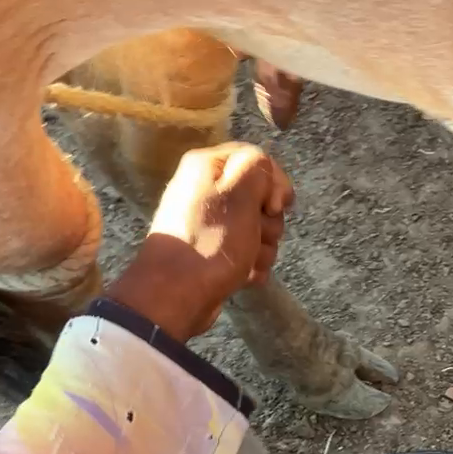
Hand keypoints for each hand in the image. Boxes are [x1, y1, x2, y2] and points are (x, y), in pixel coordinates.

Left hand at [104, 143, 294, 341]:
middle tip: (256, 236)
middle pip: (261, 198)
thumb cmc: (211, 242)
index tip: (274, 207)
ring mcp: (213, 225)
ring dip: (263, 249)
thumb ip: (258, 170)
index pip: (257, 160)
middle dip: (269, 223)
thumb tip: (269, 179)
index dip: (274, 184)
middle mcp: (209, 191)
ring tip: (247, 261)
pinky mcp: (217, 252)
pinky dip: (253, 266)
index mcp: (209, 167)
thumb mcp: (238, 196)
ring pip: (259, 230)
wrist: (178, 293)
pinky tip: (244, 275)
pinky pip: (249, 253)